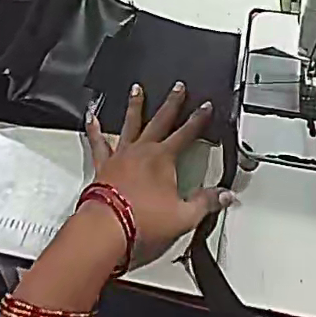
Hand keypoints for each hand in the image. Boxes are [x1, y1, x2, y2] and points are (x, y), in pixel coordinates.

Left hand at [81, 82, 235, 269]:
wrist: (107, 229)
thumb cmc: (142, 222)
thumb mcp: (183, 216)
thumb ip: (206, 203)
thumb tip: (224, 196)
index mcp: (163, 159)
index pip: (187, 133)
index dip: (198, 119)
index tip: (205, 107)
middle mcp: (142, 151)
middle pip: (160, 120)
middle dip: (171, 102)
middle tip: (177, 87)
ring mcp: (121, 155)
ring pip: (130, 122)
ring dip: (135, 105)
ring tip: (136, 90)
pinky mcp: (103, 165)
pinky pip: (98, 141)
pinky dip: (94, 128)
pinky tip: (91, 117)